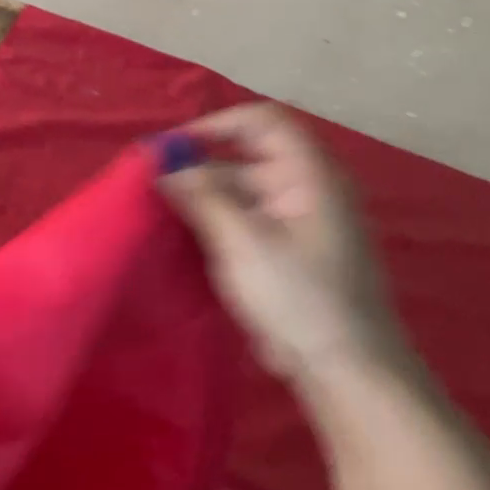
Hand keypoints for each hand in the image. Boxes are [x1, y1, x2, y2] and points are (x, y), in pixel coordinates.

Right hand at [159, 103, 416, 391]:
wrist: (343, 366)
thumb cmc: (297, 297)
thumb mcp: (243, 242)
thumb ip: (201, 196)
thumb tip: (163, 161)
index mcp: (309, 178)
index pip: (262, 123)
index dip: (213, 126)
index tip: (167, 152)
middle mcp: (305, 192)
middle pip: (243, 159)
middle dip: (193, 169)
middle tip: (146, 192)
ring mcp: (295, 224)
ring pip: (236, 193)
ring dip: (195, 199)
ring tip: (154, 218)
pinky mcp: (281, 252)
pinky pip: (239, 222)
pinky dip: (207, 223)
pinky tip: (178, 241)